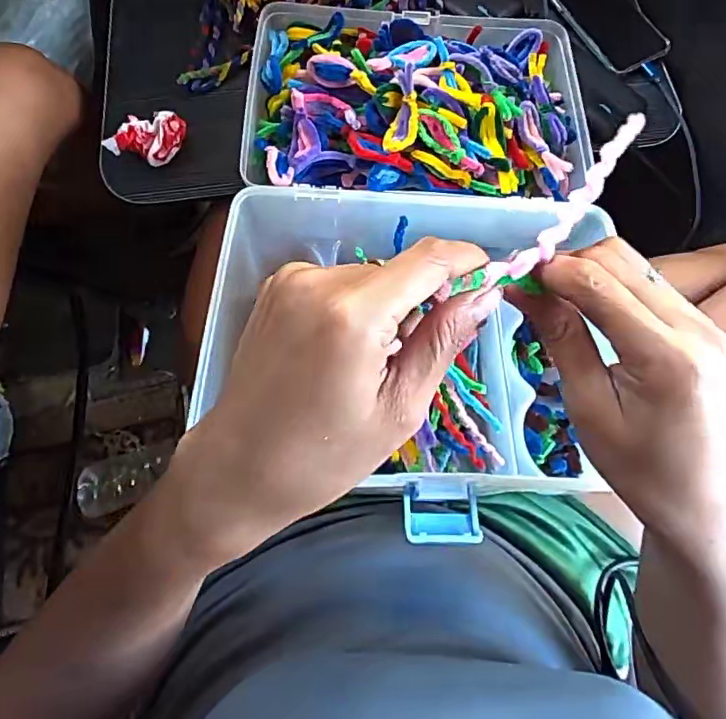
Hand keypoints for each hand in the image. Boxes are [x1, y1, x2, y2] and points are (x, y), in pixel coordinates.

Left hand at [165, 237, 492, 561]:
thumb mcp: (399, 407)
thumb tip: (485, 293)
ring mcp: (293, 278)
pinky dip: (355, 305)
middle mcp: (320, 280)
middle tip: (418, 354)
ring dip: (387, 305)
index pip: (429, 257)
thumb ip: (443, 340)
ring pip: (370, 276)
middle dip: (422, 300)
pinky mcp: (279, 284)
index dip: (467, 260)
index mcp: (354, 313)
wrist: (237, 467)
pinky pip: (339, 281)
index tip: (488, 277)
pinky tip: (340, 349)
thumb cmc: (324, 456)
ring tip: (370, 361)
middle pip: (399, 270)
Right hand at [508, 237, 725, 541]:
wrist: (696, 500)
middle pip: (620, 259)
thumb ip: (561, 337)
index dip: (554, 269)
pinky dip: (612, 281)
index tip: (518, 272)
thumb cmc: (638, 466)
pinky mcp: (705, 325)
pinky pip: (649, 281)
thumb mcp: (587, 405)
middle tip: (532, 282)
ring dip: (590, 267)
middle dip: (570, 261)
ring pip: (635, 263)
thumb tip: (525, 288)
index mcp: (668, 357)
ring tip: (555, 291)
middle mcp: (696, 329)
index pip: (601, 284)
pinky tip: (588, 301)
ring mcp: (706, 324)